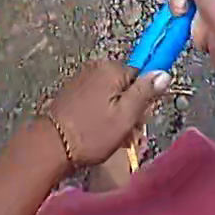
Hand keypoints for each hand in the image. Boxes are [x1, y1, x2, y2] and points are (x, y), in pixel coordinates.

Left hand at [42, 60, 169, 166]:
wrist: (51, 146)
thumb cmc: (91, 133)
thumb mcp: (125, 116)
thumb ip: (145, 92)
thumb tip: (164, 73)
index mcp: (110, 69)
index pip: (140, 77)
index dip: (143, 102)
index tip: (139, 122)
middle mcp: (96, 67)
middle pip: (125, 86)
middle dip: (130, 110)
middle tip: (126, 136)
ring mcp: (82, 79)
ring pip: (111, 96)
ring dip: (116, 116)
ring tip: (112, 140)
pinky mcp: (72, 92)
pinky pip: (96, 100)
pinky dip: (101, 115)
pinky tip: (98, 134)